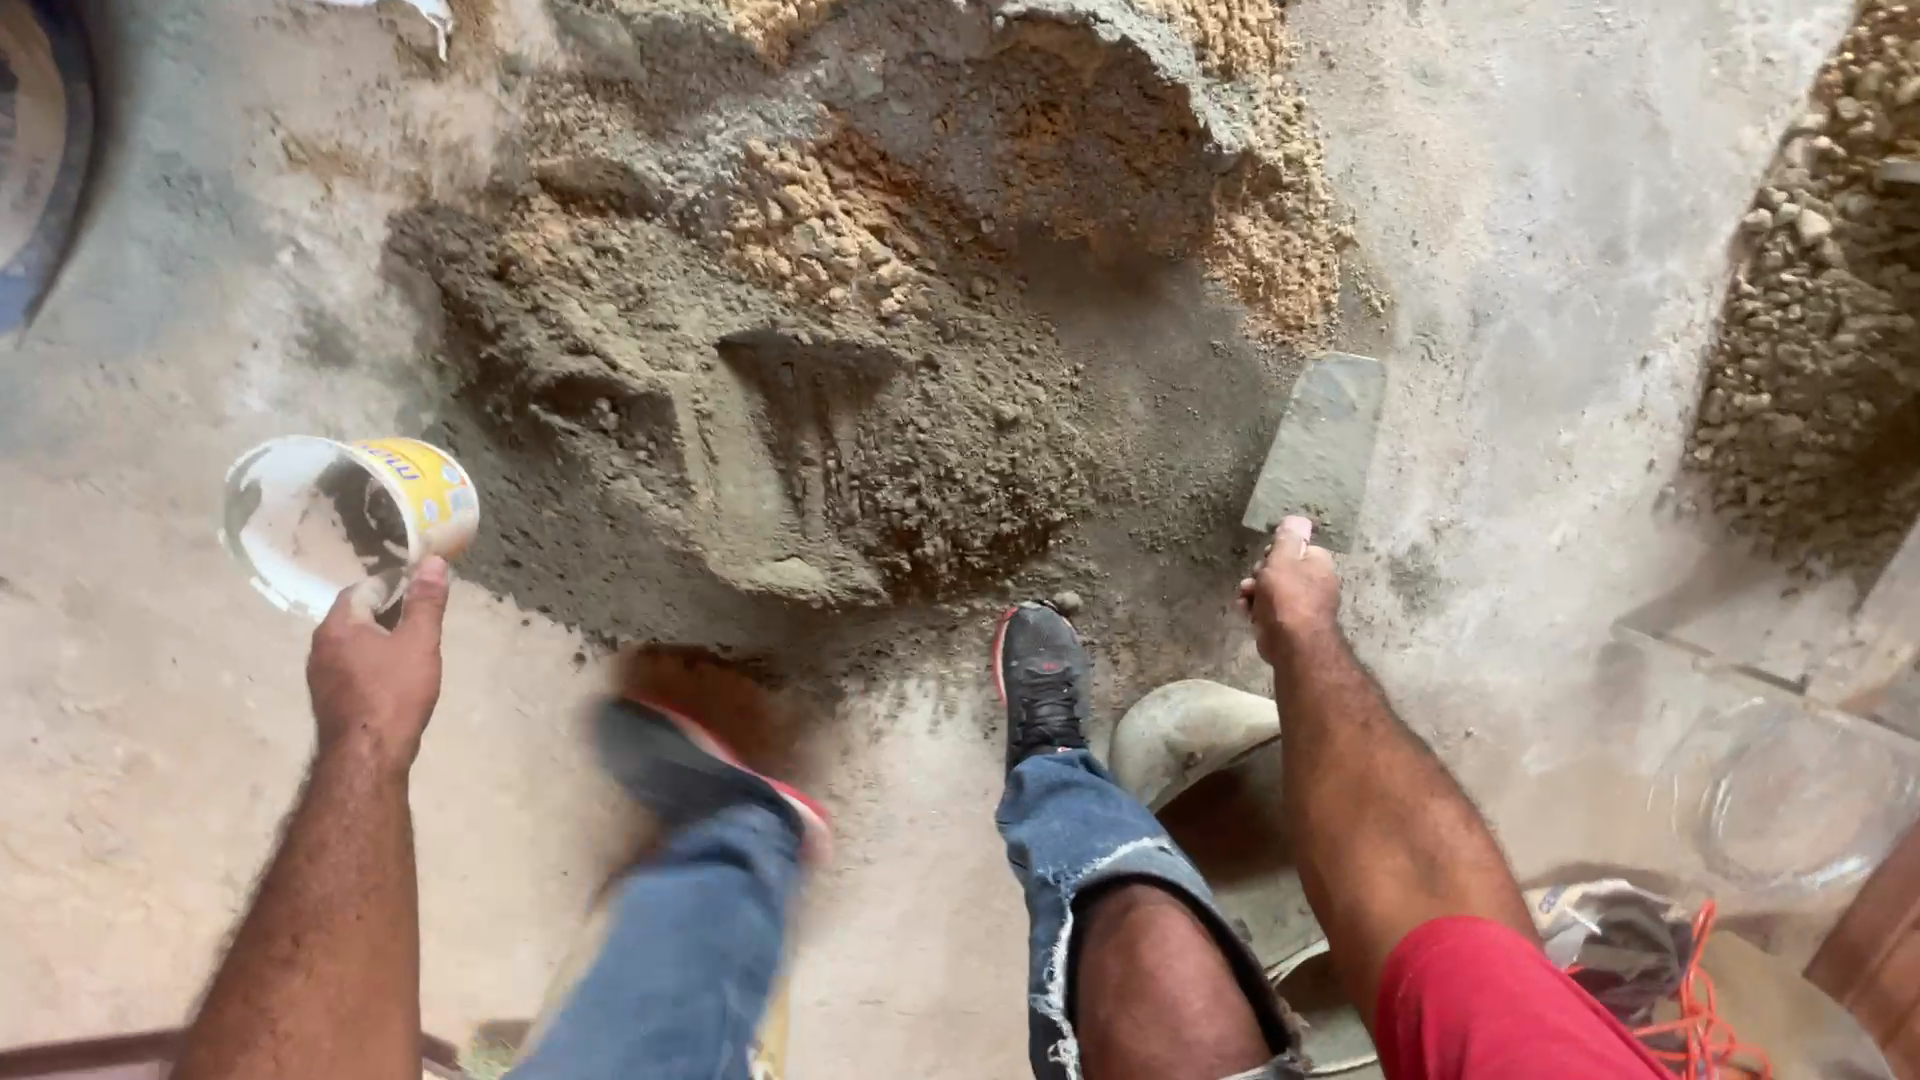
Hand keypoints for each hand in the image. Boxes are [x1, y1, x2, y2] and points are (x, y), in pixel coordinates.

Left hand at [307, 557, 451, 772]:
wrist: (368, 753)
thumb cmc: (395, 691)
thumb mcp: (419, 642)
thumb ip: (426, 602)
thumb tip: (432, 562)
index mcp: (338, 627)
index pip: (362, 589)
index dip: (393, 581)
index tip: (422, 583)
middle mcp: (321, 646)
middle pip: (355, 614)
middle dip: (389, 606)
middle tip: (424, 609)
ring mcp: (322, 673)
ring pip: (354, 640)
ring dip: (381, 633)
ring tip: (415, 638)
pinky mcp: (330, 695)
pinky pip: (352, 662)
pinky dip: (374, 655)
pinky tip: (397, 668)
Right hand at [1238, 516, 1341, 666]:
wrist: (1292, 643)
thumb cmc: (1287, 596)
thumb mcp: (1283, 559)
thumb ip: (1287, 538)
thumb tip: (1297, 519)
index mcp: (1319, 565)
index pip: (1298, 549)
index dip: (1278, 550)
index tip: (1266, 556)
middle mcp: (1315, 584)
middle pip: (1281, 569)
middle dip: (1261, 573)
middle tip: (1256, 578)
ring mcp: (1301, 606)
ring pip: (1271, 590)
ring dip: (1254, 591)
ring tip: (1246, 596)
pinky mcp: (1287, 624)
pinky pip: (1267, 609)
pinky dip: (1255, 608)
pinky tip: (1246, 611)